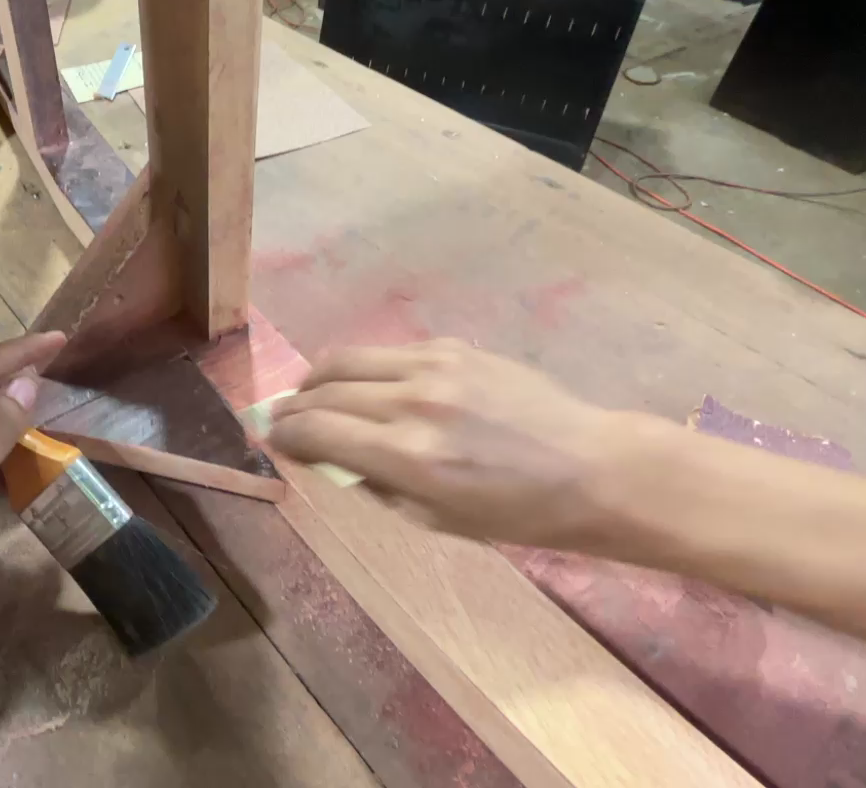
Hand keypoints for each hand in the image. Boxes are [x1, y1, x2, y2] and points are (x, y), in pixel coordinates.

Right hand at [267, 339, 677, 549]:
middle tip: (281, 415)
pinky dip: (364, 368)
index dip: (285, 433)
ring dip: (318, 377)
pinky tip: (367, 384)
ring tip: (310, 391)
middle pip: (325, 390)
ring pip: (347, 358)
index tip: (272, 437)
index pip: (317, 430)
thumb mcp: (436, 519)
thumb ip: (373, 482)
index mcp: (409, 455)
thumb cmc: (518, 514)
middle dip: (293, 404)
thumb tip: (326, 456)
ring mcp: (434, 365)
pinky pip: (387, 352)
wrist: (593, 468)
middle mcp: (413, 402)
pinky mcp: (452, 347)